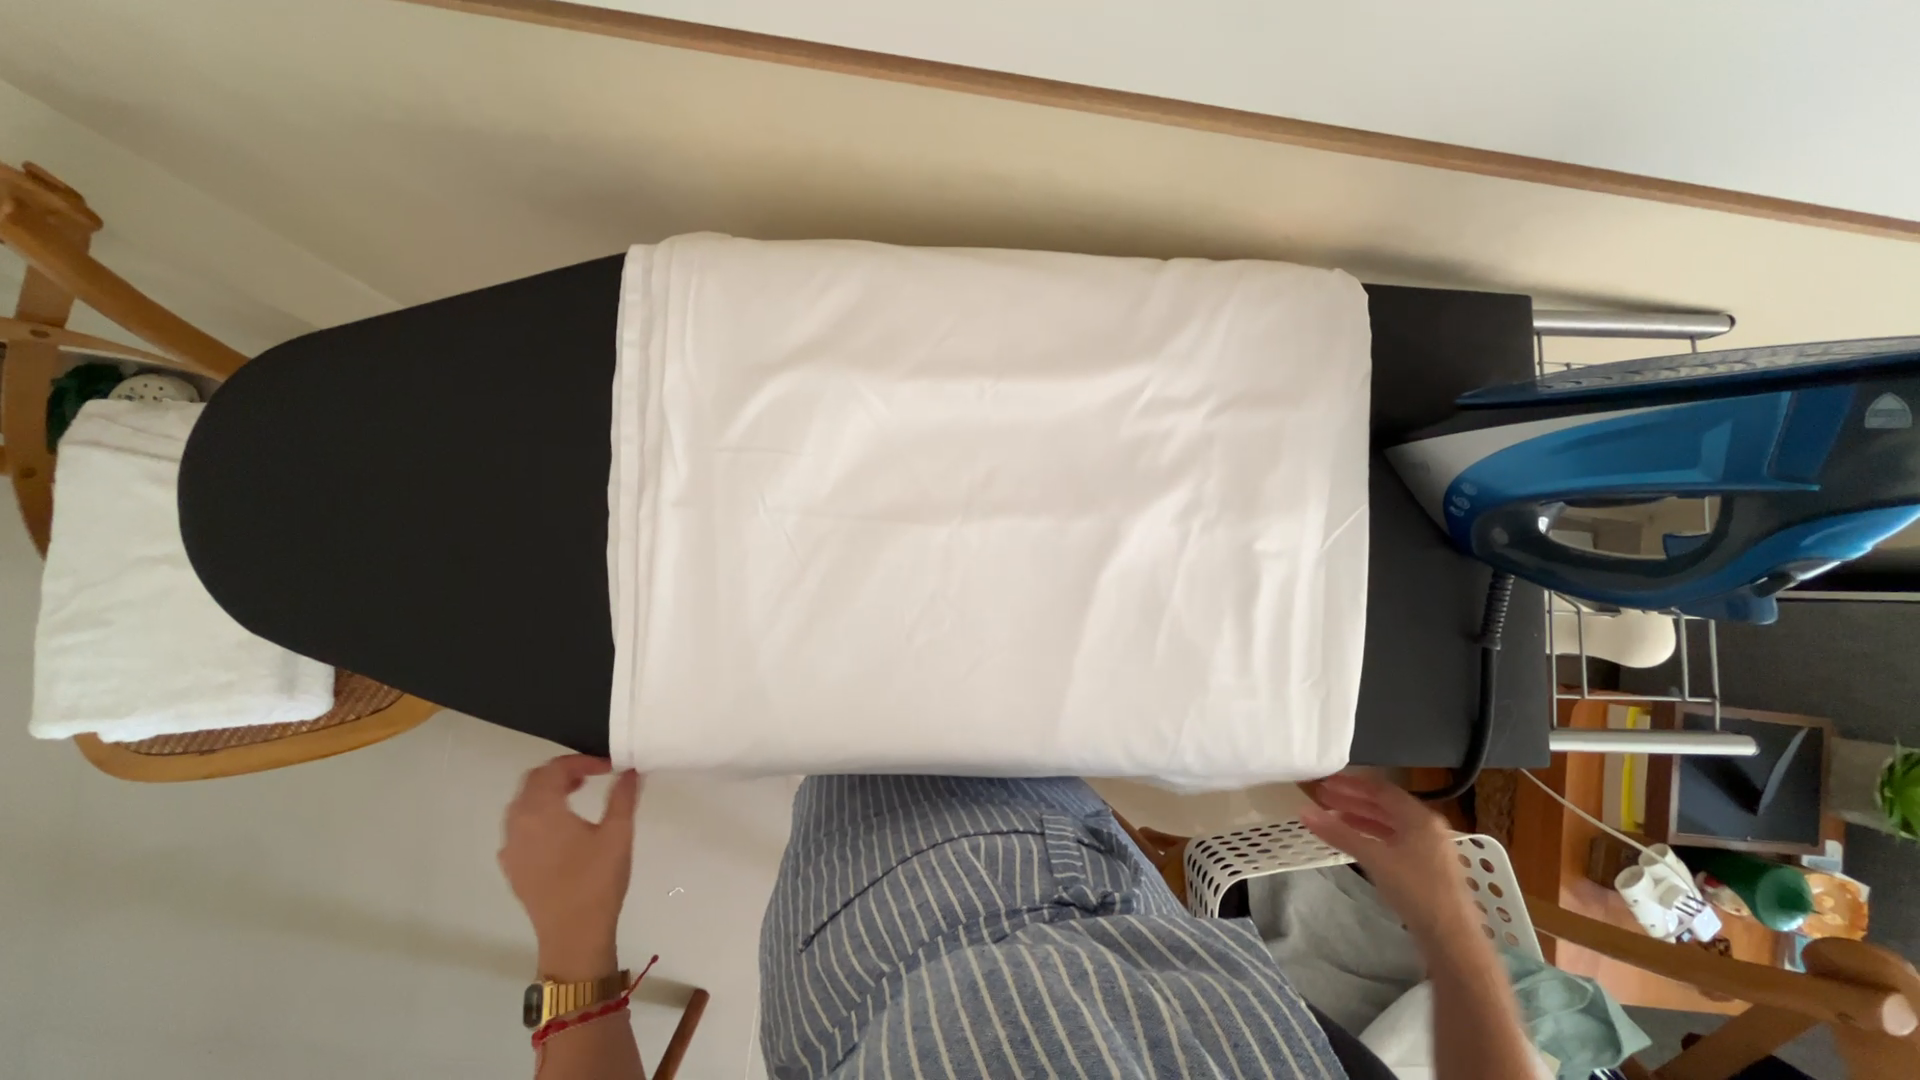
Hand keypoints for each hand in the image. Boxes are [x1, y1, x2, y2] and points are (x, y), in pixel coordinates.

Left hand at [499, 755, 643, 980]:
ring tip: (577, 797)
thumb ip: (623, 796)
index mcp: (541, 810)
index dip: (582, 761)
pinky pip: (519, 828)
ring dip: (547, 793)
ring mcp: (510, 847)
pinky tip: (561, 830)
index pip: (555, 769)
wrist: (573, 935)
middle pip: (533, 782)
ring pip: (522, 805)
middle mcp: (518, 824)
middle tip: (592, 776)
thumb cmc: (597, 880)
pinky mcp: (512, 867)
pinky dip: (538, 816)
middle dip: (562, 773)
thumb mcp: (618, 833)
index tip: (608, 767)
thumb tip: (630, 770)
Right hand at [1301, 773, 1475, 941]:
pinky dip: (1372, 835)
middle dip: (1353, 800)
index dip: (1350, 784)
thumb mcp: (1374, 859)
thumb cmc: (1415, 889)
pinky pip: (1394, 839)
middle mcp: (1427, 826)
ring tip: (1332, 817)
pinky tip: (1355, 841)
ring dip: (1361, 817)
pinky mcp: (1427, 866)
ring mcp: (1429, 847)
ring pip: (1389, 823)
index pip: (1380, 789)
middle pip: (1385, 805)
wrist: (1452, 936)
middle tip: (1322, 797)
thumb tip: (1304, 811)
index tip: (1325, 781)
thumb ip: (1339, 834)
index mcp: (1419, 817)